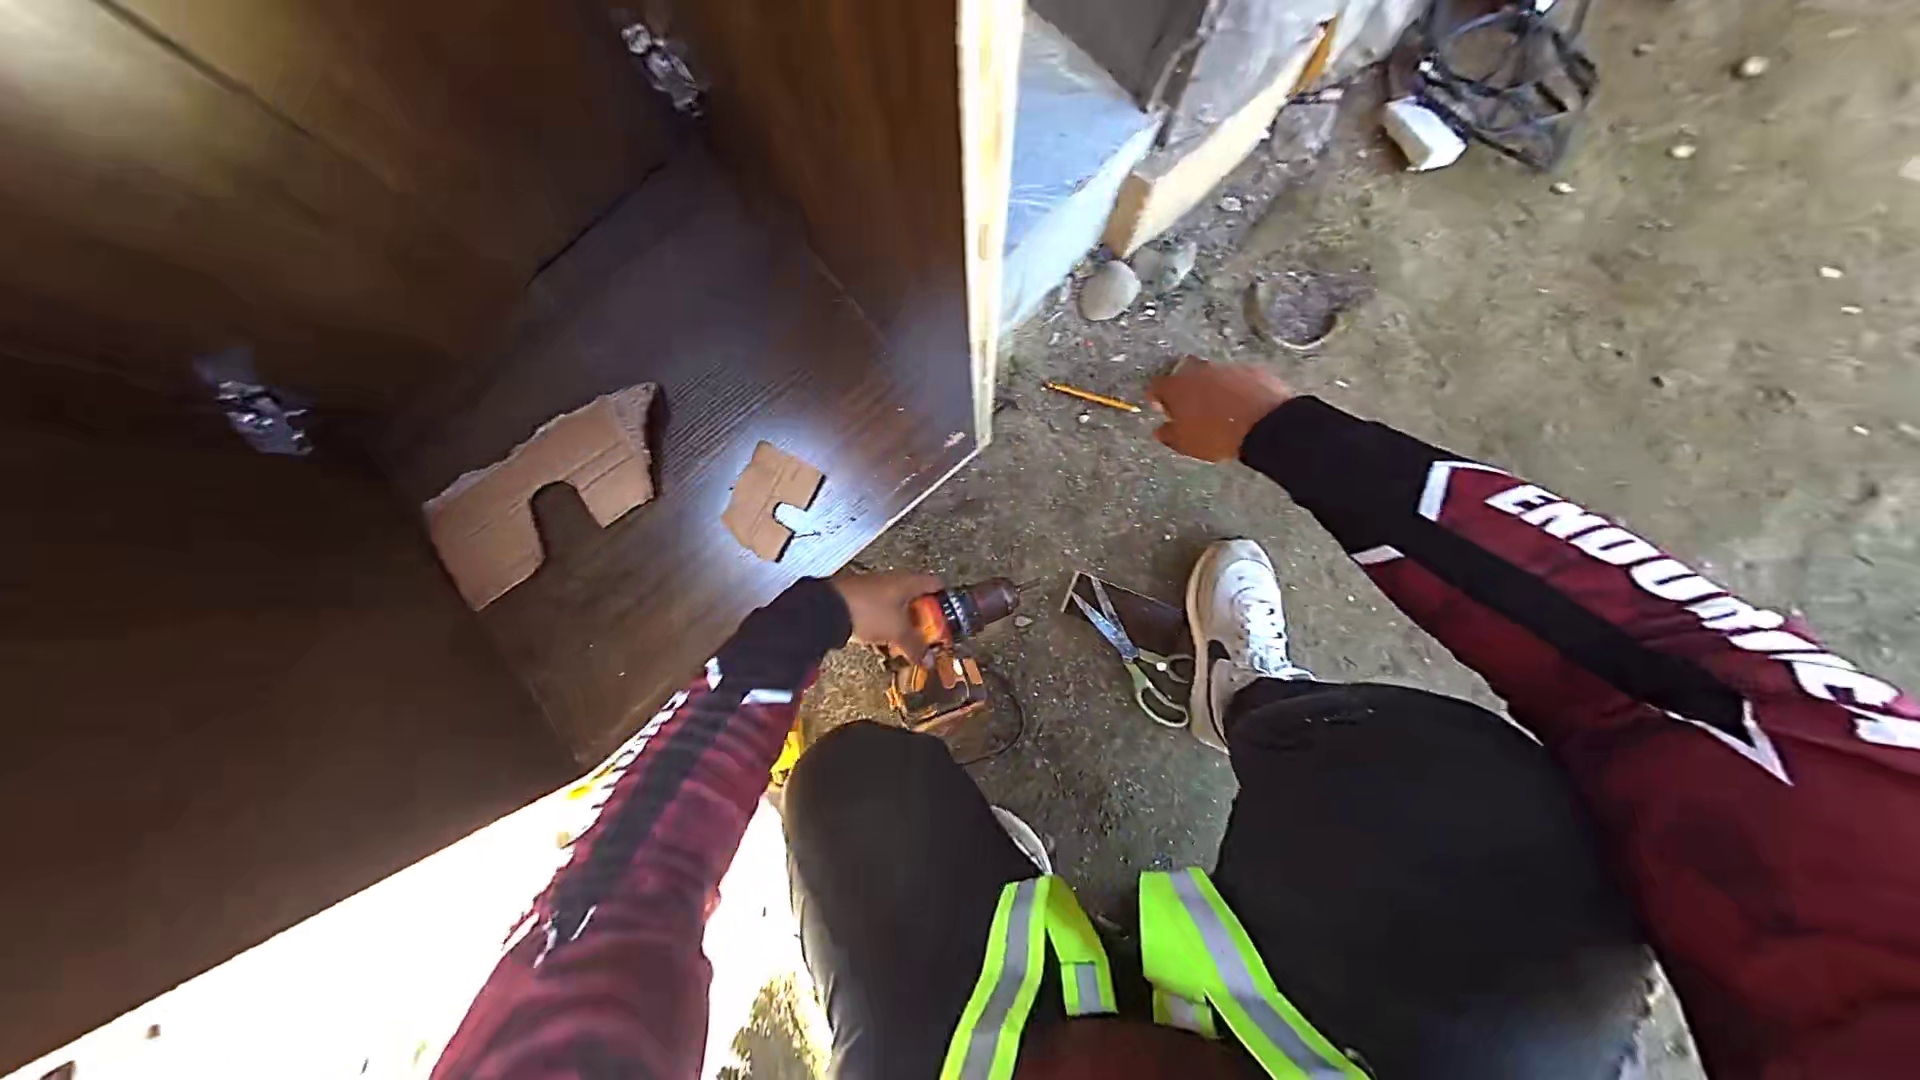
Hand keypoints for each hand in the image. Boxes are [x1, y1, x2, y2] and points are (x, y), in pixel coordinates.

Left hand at [831, 570, 944, 663]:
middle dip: (922, 620)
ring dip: (902, 625)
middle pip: (917, 598)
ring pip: (897, 607)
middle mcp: (894, 581)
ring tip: (904, 645)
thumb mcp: (897, 632)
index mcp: (909, 582)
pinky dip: (884, 627)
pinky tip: (881, 643)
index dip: (945, 601)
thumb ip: (916, 647)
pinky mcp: (860, 599)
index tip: (949, 619)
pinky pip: (880, 613)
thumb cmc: (868, 610)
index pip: (936, 584)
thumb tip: (929, 660)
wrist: (827, 608)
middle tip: (927, 638)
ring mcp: (875, 589)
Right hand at [1147, 356, 1293, 461]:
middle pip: (1183, 374)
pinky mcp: (1251, 370)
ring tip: (1216, 408)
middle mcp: (1198, 371)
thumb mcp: (1185, 443)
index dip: (1155, 397)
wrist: (1265, 425)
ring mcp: (1226, 367)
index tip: (1159, 408)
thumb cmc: (1216, 435)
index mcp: (1176, 387)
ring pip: (1210, 374)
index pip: (1156, 386)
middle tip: (1188, 407)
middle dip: (1182, 388)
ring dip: (1209, 387)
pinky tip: (1238, 405)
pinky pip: (1235, 378)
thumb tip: (1160, 430)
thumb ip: (1168, 434)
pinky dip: (1232, 388)